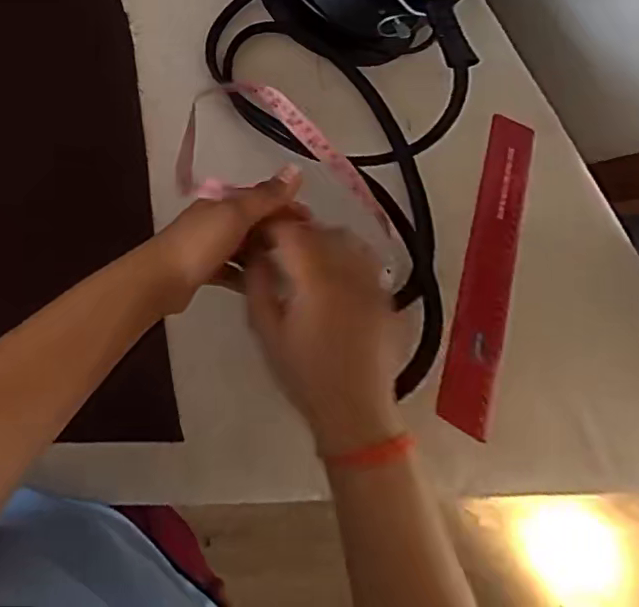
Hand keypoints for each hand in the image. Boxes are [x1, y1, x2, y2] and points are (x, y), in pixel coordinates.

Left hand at [126, 167, 302, 316]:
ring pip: (245, 247)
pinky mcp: (205, 269)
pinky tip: (269, 287)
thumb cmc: (200, 243)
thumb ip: (265, 196)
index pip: (259, 199)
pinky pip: (234, 269)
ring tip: (295, 271)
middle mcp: (213, 220)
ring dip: (267, 255)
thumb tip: (294, 169)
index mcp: (219, 203)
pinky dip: (250, 274)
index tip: (316, 225)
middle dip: (280, 233)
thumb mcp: (235, 215)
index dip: (287, 207)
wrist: (162, 278)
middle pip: (253, 223)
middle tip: (310, 252)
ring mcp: (208, 245)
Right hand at [244, 218, 402, 454]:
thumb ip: (256, 282)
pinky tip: (329, 278)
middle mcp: (350, 277)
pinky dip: (345, 257)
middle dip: (294, 231)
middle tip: (271, 246)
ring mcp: (375, 289)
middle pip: (322, 231)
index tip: (251, 233)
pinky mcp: (387, 303)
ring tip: (303, 257)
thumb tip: (254, 252)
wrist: (355, 412)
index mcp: (316, 281)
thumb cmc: (301, 371)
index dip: (268, 225)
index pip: (291, 232)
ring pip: (350, 242)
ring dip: (323, 240)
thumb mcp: (263, 326)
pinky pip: (367, 264)